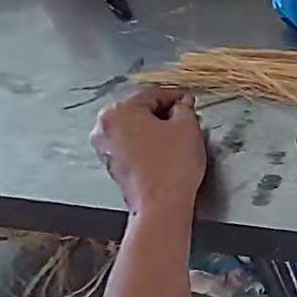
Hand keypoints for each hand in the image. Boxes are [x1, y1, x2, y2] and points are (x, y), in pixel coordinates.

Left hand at [90, 86, 206, 218]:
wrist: (161, 203)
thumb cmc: (173, 164)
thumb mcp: (188, 128)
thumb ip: (185, 109)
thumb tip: (183, 103)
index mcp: (119, 112)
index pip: (151, 94)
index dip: (175, 95)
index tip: (190, 98)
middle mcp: (105, 127)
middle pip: (138, 110)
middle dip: (163, 111)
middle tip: (187, 115)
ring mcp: (105, 147)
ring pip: (134, 127)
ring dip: (155, 126)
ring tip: (179, 133)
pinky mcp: (112, 163)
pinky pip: (131, 143)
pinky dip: (147, 141)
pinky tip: (167, 148)